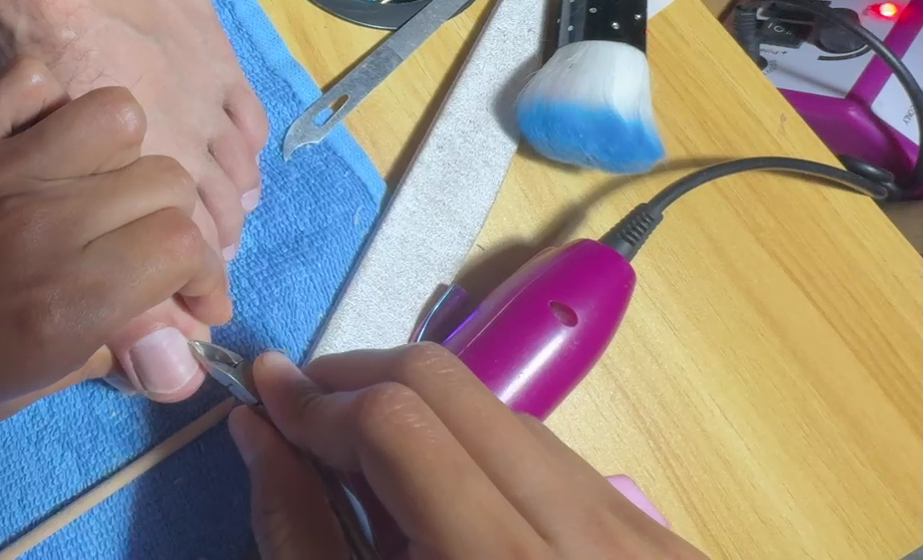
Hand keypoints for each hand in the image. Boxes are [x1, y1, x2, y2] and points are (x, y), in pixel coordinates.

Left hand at [0, 57, 230, 455]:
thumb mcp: (6, 399)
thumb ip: (96, 353)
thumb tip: (168, 344)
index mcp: (64, 301)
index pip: (183, 243)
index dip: (198, 271)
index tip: (183, 295)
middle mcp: (45, 220)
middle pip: (163, 178)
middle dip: (169, 219)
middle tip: (142, 250)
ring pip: (115, 114)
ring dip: (122, 152)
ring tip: (95, 186)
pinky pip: (30, 81)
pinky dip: (49, 103)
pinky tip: (34, 142)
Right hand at [228, 345, 704, 558]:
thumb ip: (292, 522)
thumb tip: (252, 420)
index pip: (396, 422)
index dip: (315, 400)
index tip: (264, 393)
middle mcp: (595, 543)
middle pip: (444, 382)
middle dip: (352, 379)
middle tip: (305, 411)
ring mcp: (649, 544)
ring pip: (493, 405)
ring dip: (411, 408)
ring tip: (371, 459)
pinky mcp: (670, 549)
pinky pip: (545, 449)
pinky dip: (470, 445)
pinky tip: (446, 498)